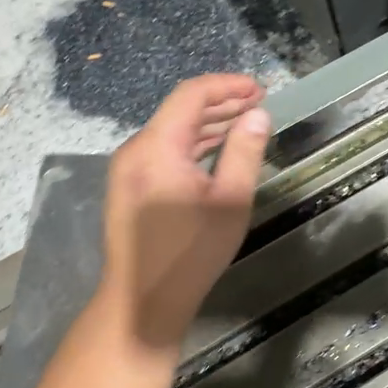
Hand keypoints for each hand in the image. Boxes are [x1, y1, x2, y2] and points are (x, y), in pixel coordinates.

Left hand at [101, 74, 270, 351]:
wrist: (142, 302)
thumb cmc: (191, 252)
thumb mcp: (231, 201)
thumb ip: (245, 151)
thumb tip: (258, 115)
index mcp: (157, 147)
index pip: (191, 95)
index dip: (228, 86)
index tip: (261, 90)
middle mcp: (135, 150)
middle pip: (179, 109)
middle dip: (221, 102)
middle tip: (259, 104)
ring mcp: (127, 169)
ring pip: (171, 130)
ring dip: (208, 123)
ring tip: (245, 123)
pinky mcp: (128, 186)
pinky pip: (163, 150)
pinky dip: (192, 143)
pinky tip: (217, 150)